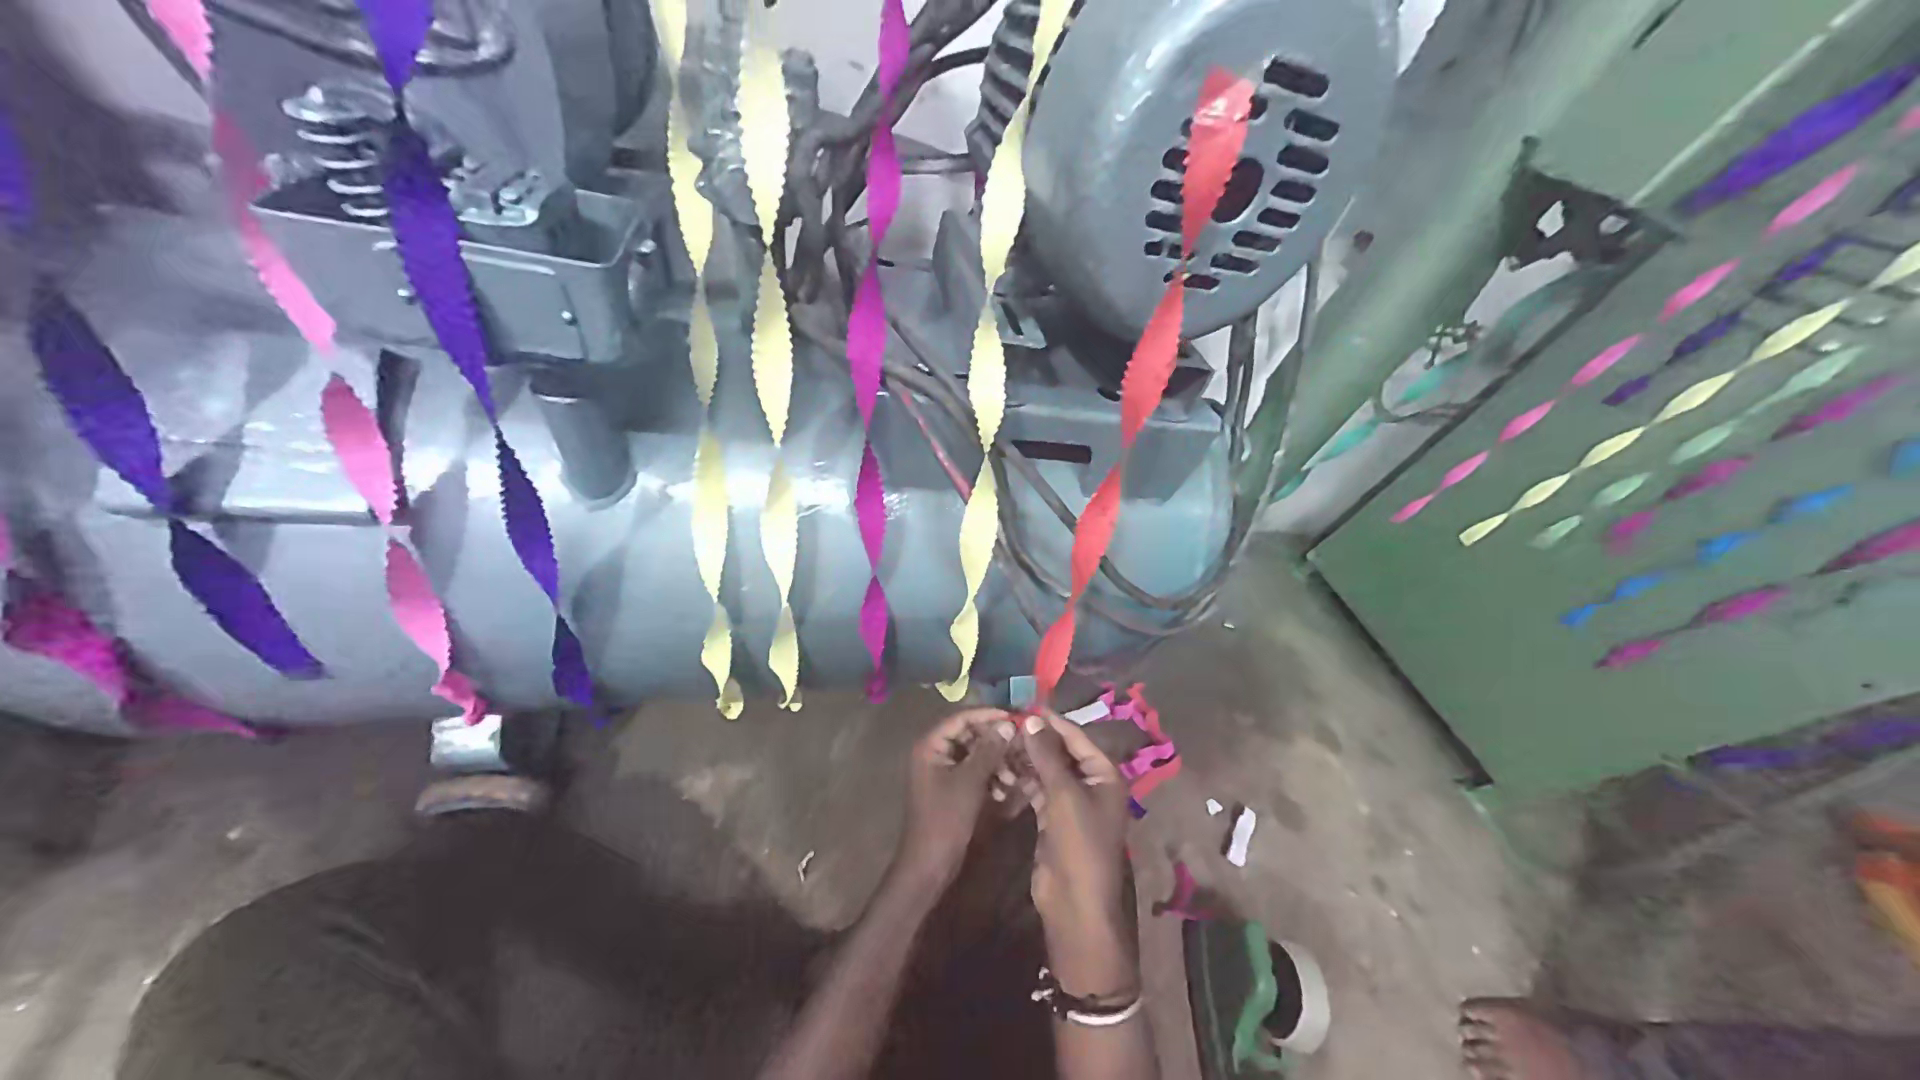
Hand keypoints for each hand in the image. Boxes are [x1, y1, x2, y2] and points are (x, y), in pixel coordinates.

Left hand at [898, 708, 1016, 890]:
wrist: (929, 863)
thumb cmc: (946, 818)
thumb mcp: (970, 781)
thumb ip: (989, 750)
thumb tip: (1008, 724)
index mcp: (930, 745)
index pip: (961, 718)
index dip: (988, 715)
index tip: (1016, 718)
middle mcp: (934, 752)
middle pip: (969, 735)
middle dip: (995, 741)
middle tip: (1020, 746)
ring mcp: (941, 771)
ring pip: (973, 754)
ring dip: (995, 761)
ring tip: (1013, 775)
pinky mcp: (950, 787)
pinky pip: (972, 771)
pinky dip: (989, 776)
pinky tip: (1007, 788)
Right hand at [1018, 712, 1135, 994]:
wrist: (1075, 902)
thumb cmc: (1079, 842)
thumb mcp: (1063, 794)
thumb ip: (1047, 755)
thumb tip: (1032, 718)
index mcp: (1104, 775)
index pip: (1076, 738)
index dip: (1051, 722)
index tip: (1022, 707)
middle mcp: (1091, 785)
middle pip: (1061, 753)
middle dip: (1035, 740)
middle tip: (1005, 726)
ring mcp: (1072, 803)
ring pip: (1048, 771)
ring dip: (1027, 759)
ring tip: (1000, 744)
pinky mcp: (1054, 820)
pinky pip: (1039, 790)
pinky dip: (1024, 780)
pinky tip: (1003, 770)